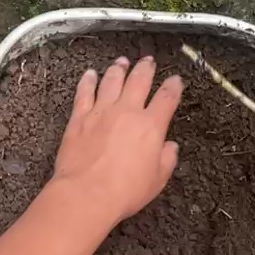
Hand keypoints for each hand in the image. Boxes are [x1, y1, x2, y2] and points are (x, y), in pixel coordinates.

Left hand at [47, 56, 183, 227]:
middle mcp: (127, 112)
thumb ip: (167, 159)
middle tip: (148, 61)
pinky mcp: (79, 118)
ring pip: (112, 81)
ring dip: (118, 69)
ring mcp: (101, 112)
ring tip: (122, 62)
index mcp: (151, 126)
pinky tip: (90, 74)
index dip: (173, 86)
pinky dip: (88, 81)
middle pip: (139, 81)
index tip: (175, 80)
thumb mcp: (157, 179)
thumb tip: (170, 146)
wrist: (86, 193)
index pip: (167, 98)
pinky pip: (84, 92)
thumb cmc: (124, 191)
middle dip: (146, 68)